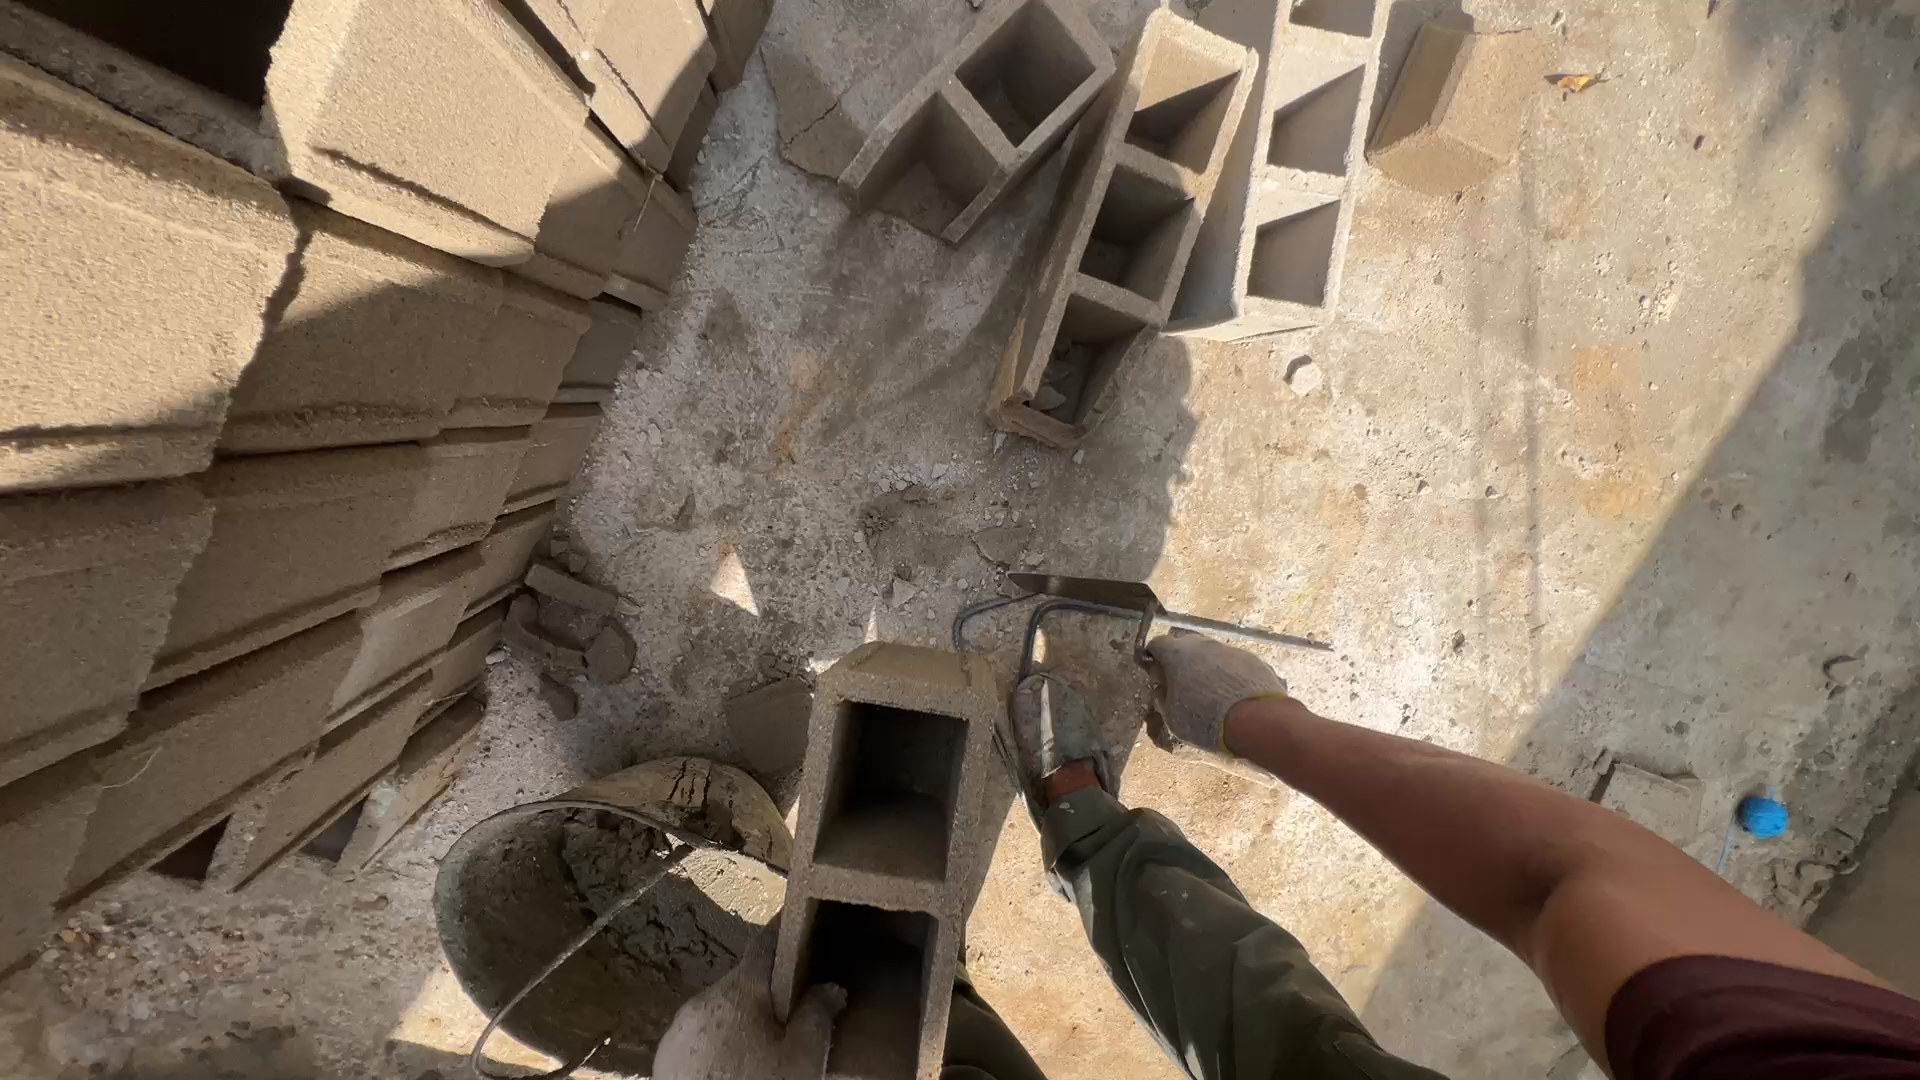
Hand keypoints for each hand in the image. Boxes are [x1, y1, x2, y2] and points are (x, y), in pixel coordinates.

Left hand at [652, 918, 846, 1079]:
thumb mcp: (802, 1061)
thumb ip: (818, 1017)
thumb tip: (830, 988)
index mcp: (738, 989)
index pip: (766, 943)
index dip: (785, 932)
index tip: (801, 921)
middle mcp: (703, 999)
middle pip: (744, 982)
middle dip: (766, 993)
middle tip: (790, 1015)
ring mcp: (678, 1030)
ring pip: (721, 1010)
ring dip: (741, 1020)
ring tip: (762, 1049)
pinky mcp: (664, 1059)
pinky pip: (700, 1036)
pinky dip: (719, 1043)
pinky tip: (734, 1067)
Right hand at [1145, 633, 1288, 756]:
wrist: (1256, 721)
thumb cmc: (1204, 720)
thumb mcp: (1172, 717)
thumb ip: (1163, 697)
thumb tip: (1163, 688)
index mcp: (1177, 654)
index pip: (1157, 644)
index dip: (1154, 657)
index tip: (1156, 673)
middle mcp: (1203, 645)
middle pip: (1185, 644)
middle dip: (1181, 660)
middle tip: (1182, 683)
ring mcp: (1230, 650)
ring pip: (1211, 653)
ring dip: (1207, 667)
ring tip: (1212, 693)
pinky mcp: (1253, 660)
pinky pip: (1233, 664)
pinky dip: (1229, 675)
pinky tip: (1233, 696)